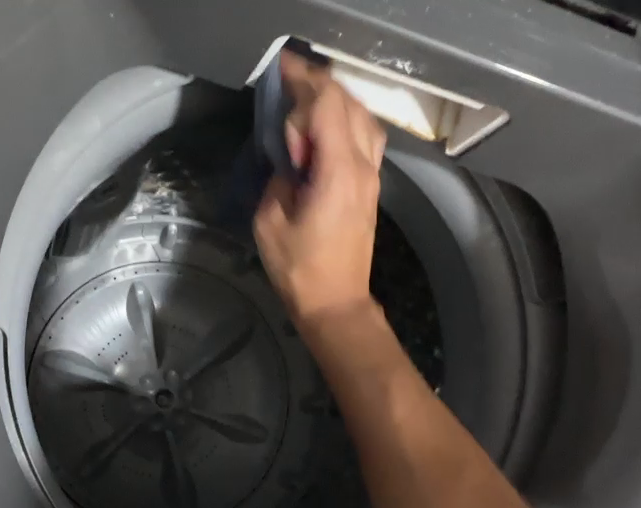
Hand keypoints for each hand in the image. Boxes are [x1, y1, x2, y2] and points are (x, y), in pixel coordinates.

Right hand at [252, 52, 387, 325]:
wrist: (336, 304)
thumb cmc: (300, 270)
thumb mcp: (270, 223)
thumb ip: (279, 179)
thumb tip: (290, 163)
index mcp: (337, 172)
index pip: (326, 105)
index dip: (303, 81)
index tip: (281, 70)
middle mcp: (361, 166)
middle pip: (347, 104)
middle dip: (318, 87)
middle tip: (289, 84)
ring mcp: (371, 177)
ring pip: (362, 118)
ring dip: (335, 103)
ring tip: (306, 105)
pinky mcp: (370, 189)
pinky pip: (364, 138)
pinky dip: (345, 122)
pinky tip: (325, 131)